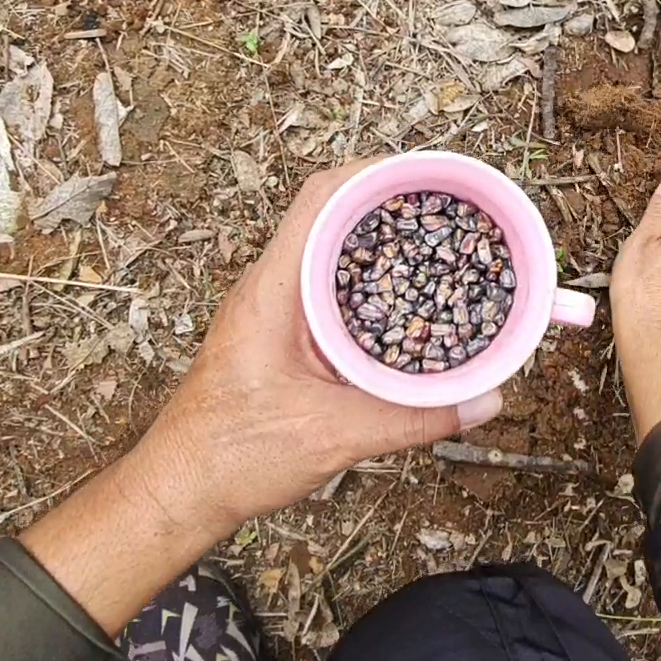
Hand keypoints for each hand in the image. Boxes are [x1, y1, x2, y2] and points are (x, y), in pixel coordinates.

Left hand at [136, 159, 503, 526]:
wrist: (179, 489)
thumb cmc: (231, 456)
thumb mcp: (333, 436)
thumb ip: (413, 419)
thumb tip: (481, 401)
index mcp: (275, 290)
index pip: (319, 198)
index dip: (371, 171)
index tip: (420, 171)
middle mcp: (272, 285)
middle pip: (330, 211)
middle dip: (386, 198)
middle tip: (442, 203)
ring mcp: (274, 304)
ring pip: (329, 245)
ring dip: (377, 235)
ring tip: (431, 237)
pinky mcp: (281, 327)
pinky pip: (328, 279)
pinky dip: (367, 273)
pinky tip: (401, 294)